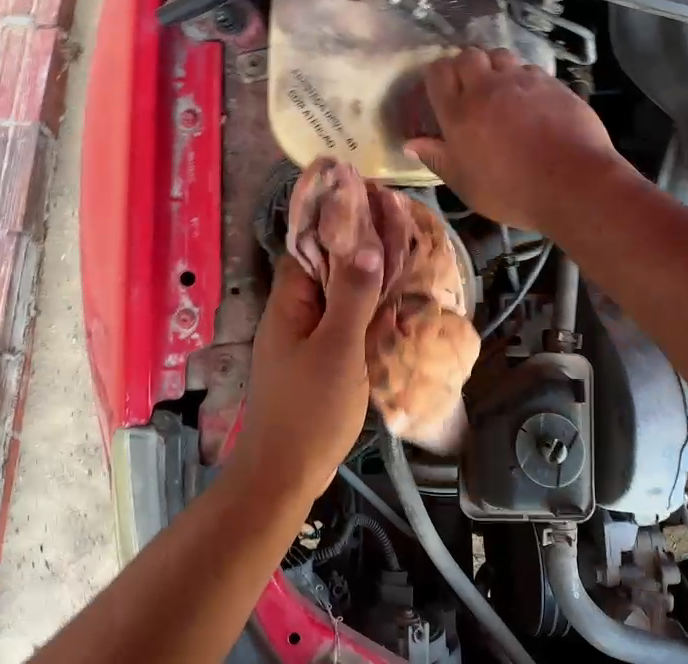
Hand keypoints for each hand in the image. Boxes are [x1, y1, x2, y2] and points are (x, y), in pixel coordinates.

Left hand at [228, 251, 382, 502]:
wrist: (284, 476)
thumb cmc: (310, 410)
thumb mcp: (338, 348)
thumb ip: (352, 295)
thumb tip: (366, 243)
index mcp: (288, 304)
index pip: (308, 247)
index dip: (337, 227)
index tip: (374, 212)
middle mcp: (291, 317)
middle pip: (323, 273)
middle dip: (358, 257)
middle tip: (400, 240)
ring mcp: (301, 343)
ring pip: (334, 303)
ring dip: (364, 290)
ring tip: (404, 270)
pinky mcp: (314, 367)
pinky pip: (339, 331)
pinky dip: (363, 321)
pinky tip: (391, 319)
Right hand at [404, 47, 629, 233]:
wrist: (573, 182)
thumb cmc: (512, 191)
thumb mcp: (466, 184)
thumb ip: (438, 158)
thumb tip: (410, 143)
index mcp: (459, 112)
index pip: (437, 73)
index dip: (436, 77)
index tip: (440, 91)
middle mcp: (487, 88)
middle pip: (468, 55)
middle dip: (465, 66)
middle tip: (470, 89)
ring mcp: (521, 81)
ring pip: (500, 55)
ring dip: (494, 67)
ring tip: (499, 89)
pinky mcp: (551, 83)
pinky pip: (529, 69)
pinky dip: (523, 78)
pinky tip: (530, 99)